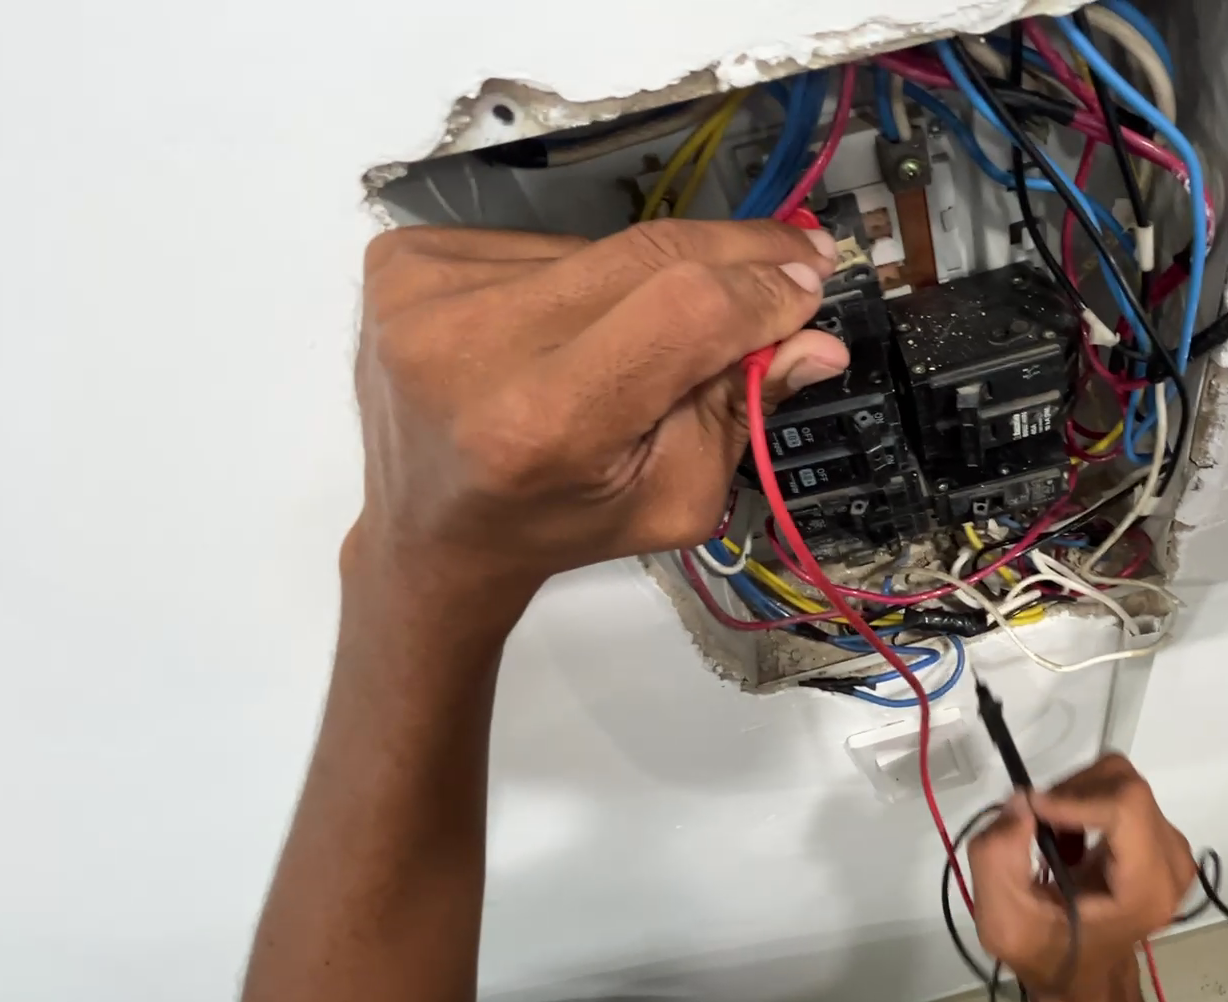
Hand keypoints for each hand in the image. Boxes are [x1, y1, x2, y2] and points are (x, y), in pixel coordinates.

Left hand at [348, 219, 850, 602]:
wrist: (438, 527)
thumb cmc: (569, 525)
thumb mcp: (679, 497)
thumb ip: (745, 413)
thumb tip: (820, 343)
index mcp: (548, 423)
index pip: (684, 312)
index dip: (760, 292)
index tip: (811, 288)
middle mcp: (476, 339)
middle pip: (651, 254)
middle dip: (743, 252)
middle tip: (803, 254)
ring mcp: (431, 286)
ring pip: (608, 248)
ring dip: (667, 277)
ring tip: (664, 331)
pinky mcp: (407, 256)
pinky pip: (554, 247)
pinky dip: (601, 280)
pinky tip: (590, 326)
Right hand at [967, 756, 1195, 1001]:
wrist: (1085, 984)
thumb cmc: (1048, 958)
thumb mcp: (1003, 923)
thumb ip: (997, 858)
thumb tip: (1021, 802)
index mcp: (1146, 889)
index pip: (1126, 806)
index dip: (1074, 797)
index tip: (1034, 811)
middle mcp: (1170, 863)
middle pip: (1125, 786)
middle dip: (1071, 795)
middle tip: (1039, 827)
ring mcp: (1170, 849)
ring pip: (1121, 782)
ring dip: (1076, 799)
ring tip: (1054, 842)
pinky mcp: (1161, 839)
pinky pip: (1120, 791)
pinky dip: (1086, 803)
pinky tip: (1071, 843)